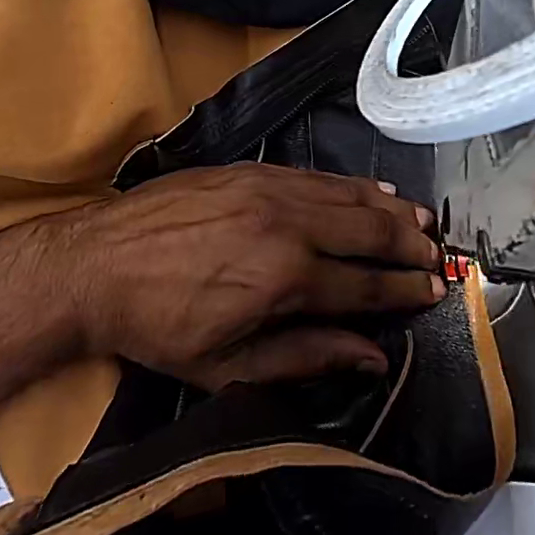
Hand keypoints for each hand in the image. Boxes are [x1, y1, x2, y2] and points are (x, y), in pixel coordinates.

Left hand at [37, 163, 444, 389]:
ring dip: (391, 210)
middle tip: (437, 256)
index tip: (433, 291)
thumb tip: (371, 357)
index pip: (365, 284)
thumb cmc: (160, 326)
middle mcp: (289, 224)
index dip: (403, 290)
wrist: (97, 263)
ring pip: (350, 196)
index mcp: (286, 278)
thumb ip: (306, 357)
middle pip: (368, 232)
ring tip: (420, 222)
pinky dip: (354, 185)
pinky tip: (375, 190)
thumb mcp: (228, 365)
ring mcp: (272, 189)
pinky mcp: (254, 170)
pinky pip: (319, 176)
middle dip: (409, 246)